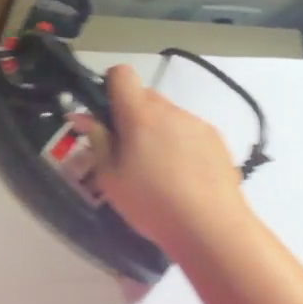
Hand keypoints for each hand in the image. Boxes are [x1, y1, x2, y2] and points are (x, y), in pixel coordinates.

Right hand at [77, 64, 254, 252]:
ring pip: (168, 115)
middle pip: (144, 96)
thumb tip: (85, 118)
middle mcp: (170, 111)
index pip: (121, 74)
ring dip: (156, 130)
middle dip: (131, 115)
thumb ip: (98, 141)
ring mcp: (197, 123)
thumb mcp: (111, 179)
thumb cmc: (152, 205)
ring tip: (158, 170)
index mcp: (140, 115)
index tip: (106, 118)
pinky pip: (189, 130)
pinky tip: (183, 177)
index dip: (109, 88)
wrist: (213, 230)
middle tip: (126, 151)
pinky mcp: (217, 140)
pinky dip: (180, 144)